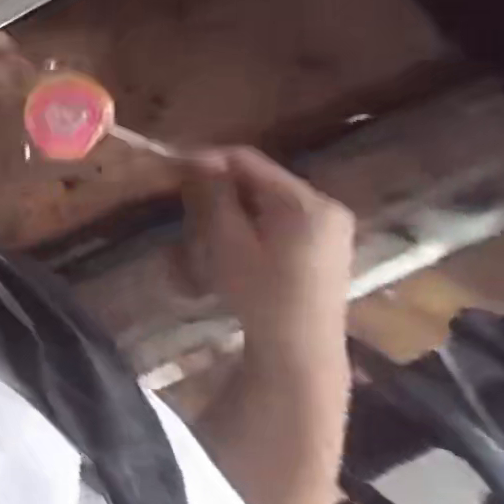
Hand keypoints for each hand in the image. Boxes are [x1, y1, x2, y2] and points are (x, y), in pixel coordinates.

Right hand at [182, 147, 355, 373]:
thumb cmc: (259, 291)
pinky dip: (252, 214)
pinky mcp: (327, 242)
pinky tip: (234, 234)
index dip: (205, 157)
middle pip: (259, 176)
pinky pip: (281, 212)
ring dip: (233, 198)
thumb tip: (197, 158)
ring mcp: (332, 225)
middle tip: (184, 195)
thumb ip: (213, 192)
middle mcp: (327, 205)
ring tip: (205, 218)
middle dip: (219, 181)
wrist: (300, 346)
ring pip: (267, 194)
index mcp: (306, 202)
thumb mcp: (226, 237)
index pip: (247, 159)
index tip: (171, 165)